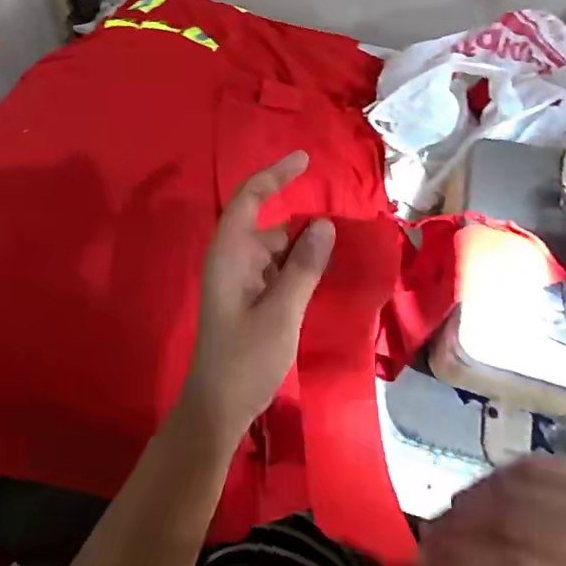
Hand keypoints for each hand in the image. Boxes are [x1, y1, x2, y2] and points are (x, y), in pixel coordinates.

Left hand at [177, 150, 334, 440]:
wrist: (219, 408)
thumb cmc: (245, 359)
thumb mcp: (281, 311)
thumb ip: (303, 267)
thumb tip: (324, 225)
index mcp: (230, 254)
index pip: (250, 198)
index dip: (276, 174)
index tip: (305, 158)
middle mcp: (233, 260)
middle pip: (270, 226)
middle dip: (304, 225)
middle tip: (346, 228)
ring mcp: (240, 281)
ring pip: (277, 250)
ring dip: (305, 248)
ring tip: (344, 249)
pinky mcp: (249, 300)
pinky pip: (278, 271)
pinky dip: (299, 267)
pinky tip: (325, 273)